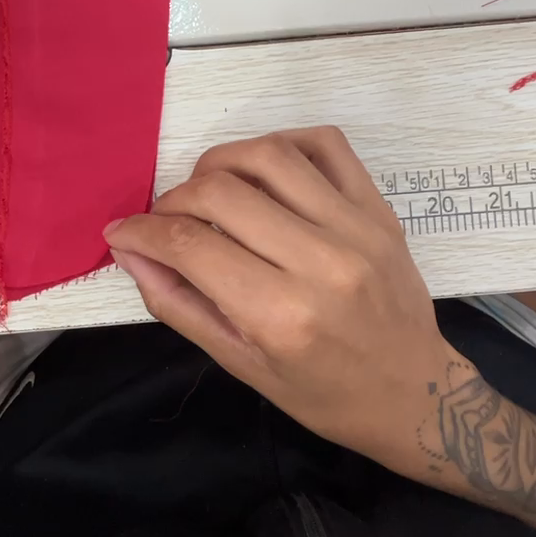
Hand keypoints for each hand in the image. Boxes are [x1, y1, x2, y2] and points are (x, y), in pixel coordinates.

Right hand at [103, 128, 463, 461]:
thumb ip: (177, 304)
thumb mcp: (240, 365)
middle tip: (165, 221)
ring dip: (219, 162)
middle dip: (173, 199)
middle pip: (221, 192)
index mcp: (281, 314)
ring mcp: (355, 226)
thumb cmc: (322, 394)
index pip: (189, 245)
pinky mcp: (378, 207)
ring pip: (268, 155)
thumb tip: (128, 250)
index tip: (122, 231)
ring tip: (208, 190)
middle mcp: (320, 260)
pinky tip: (262, 171)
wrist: (413, 392)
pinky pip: (324, 143)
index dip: (142, 232)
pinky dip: (281, 143)